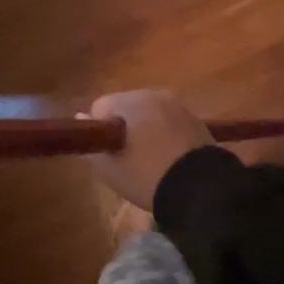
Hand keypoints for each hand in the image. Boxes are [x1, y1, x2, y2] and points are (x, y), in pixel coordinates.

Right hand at [84, 90, 212, 211]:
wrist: (201, 189)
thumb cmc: (148, 176)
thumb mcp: (110, 168)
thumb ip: (92, 142)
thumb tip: (82, 120)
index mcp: (133, 101)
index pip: (101, 106)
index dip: (99, 130)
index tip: (108, 153)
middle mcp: (157, 95)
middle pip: (127, 107)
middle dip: (123, 128)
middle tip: (127, 159)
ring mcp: (180, 106)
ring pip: (149, 114)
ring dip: (145, 130)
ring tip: (150, 161)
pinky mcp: (197, 119)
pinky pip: (169, 122)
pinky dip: (164, 134)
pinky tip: (168, 158)